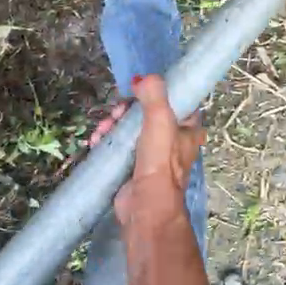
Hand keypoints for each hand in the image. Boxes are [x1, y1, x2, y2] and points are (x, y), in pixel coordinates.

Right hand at [102, 75, 204, 232]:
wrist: (145, 206)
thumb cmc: (159, 162)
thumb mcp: (160, 120)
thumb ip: (154, 95)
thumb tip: (143, 78)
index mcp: (188, 128)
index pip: (175, 101)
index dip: (155, 92)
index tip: (136, 90)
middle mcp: (173, 140)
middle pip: (146, 112)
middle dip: (126, 110)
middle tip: (115, 114)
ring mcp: (152, 154)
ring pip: (130, 128)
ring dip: (113, 124)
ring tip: (103, 130)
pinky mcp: (133, 166)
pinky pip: (119, 145)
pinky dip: (107, 139)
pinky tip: (96, 141)